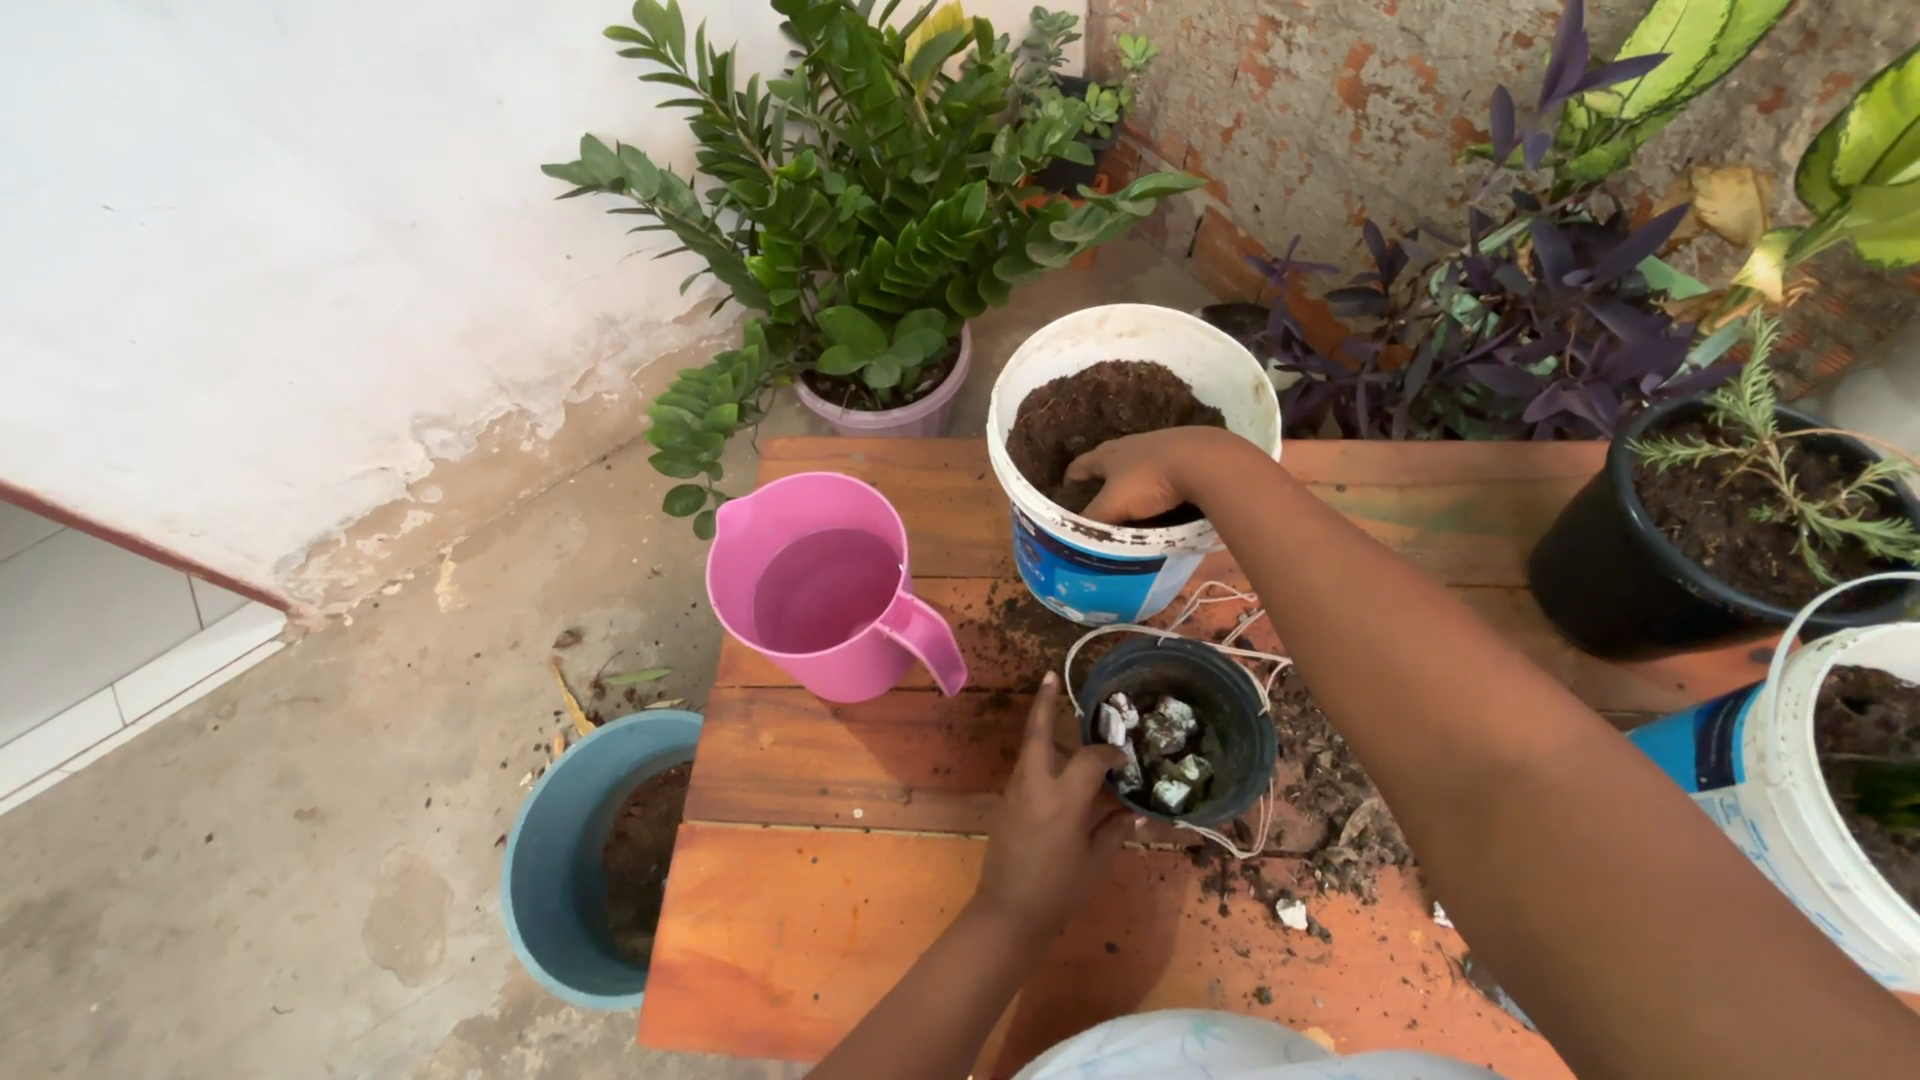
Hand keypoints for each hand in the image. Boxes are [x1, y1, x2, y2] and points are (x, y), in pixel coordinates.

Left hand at [971, 672, 1140, 938]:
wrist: (1008, 911)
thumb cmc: (1059, 889)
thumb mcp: (1096, 861)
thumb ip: (1114, 828)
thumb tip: (1133, 810)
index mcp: (1063, 798)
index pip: (1089, 758)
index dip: (1109, 754)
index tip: (1124, 761)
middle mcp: (1035, 785)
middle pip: (1037, 732)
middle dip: (1043, 702)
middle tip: (1051, 677)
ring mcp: (1014, 791)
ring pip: (1029, 749)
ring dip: (1042, 729)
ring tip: (1059, 715)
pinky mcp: (1004, 802)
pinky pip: (1025, 769)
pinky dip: (1040, 757)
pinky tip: (1055, 765)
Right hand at [1063, 426, 1245, 524]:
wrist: (1204, 461)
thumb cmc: (1149, 480)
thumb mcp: (1115, 505)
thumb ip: (1094, 520)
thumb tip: (1074, 534)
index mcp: (1109, 454)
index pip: (1081, 465)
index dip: (1071, 478)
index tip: (1065, 491)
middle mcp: (1132, 444)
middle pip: (1110, 459)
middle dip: (1102, 476)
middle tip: (1097, 494)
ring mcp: (1161, 445)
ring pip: (1138, 462)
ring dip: (1132, 477)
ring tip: (1131, 497)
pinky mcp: (1187, 452)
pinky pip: (1164, 468)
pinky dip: (1158, 481)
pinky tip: (1163, 493)